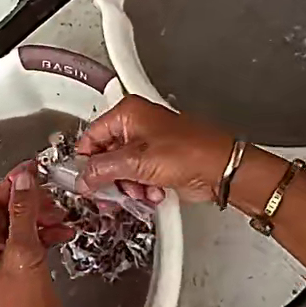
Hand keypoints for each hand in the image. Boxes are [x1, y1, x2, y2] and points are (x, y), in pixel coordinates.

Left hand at [0, 163, 73, 306]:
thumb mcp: (23, 254)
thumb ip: (24, 213)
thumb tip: (24, 180)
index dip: (13, 183)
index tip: (34, 170)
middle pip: (9, 212)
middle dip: (32, 201)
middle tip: (52, 198)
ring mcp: (8, 263)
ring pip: (25, 227)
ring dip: (43, 218)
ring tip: (61, 217)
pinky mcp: (26, 274)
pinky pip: (35, 243)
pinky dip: (49, 235)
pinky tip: (64, 233)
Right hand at [74, 95, 235, 203]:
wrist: (222, 170)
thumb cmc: (190, 153)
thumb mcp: (134, 162)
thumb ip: (101, 170)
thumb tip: (83, 178)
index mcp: (127, 113)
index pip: (91, 136)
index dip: (86, 160)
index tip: (84, 179)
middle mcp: (136, 125)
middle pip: (105, 155)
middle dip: (110, 177)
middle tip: (109, 192)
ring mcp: (148, 144)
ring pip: (121, 170)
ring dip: (127, 186)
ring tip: (139, 192)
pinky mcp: (159, 162)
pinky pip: (138, 177)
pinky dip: (142, 189)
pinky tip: (152, 192)